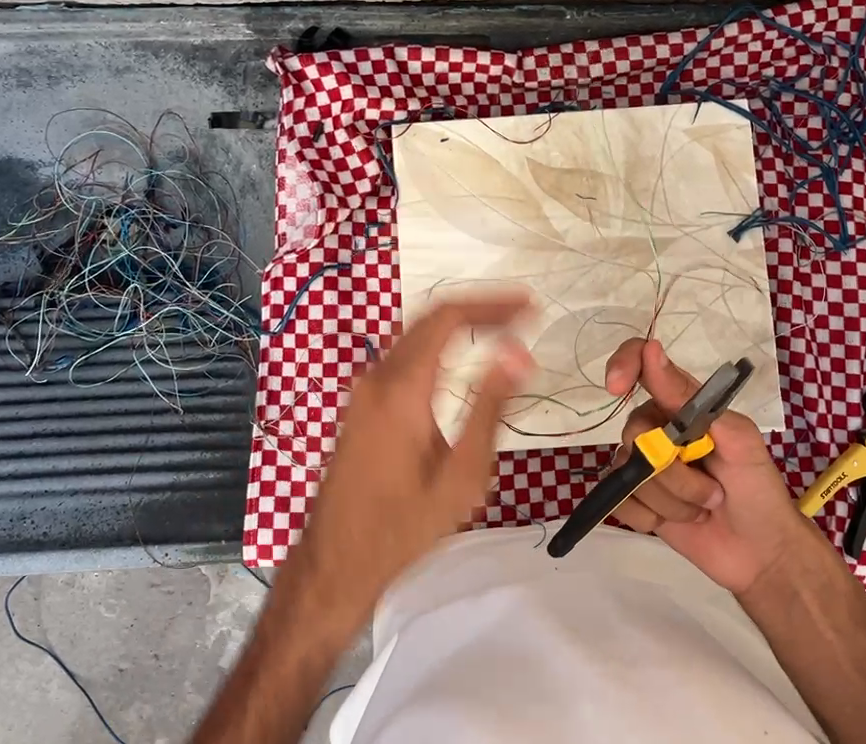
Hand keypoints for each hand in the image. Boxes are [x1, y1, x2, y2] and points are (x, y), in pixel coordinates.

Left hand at [285, 290, 533, 615]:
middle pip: (430, 319)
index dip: (492, 305)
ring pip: (415, 336)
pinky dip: (438, 346)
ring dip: (458, 326)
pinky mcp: (361, 405)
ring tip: (502, 329)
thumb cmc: (404, 526)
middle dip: (479, 310)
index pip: (448, 318)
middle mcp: (378, 377)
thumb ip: (489, 409)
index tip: (529, 308)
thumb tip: (517, 355)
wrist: (336, 561)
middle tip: (523, 314)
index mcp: (402, 388)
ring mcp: (364, 390)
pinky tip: (464, 360)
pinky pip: (405, 357)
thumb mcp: (460, 475)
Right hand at [603, 339, 818, 593]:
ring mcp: (644, 466)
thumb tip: (651, 351)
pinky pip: (620, 502)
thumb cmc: (758, 489)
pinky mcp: (637, 501)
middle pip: (635, 435)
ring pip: (629, 475)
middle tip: (712, 492)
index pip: (642, 364)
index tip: (615, 386)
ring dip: (672, 501)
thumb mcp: (737, 439)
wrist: (762, 553)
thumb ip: (691, 399)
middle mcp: (657, 428)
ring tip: (704, 509)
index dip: (624, 364)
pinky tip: (677, 523)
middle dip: (675, 474)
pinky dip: (649, 517)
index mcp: (682, 404)